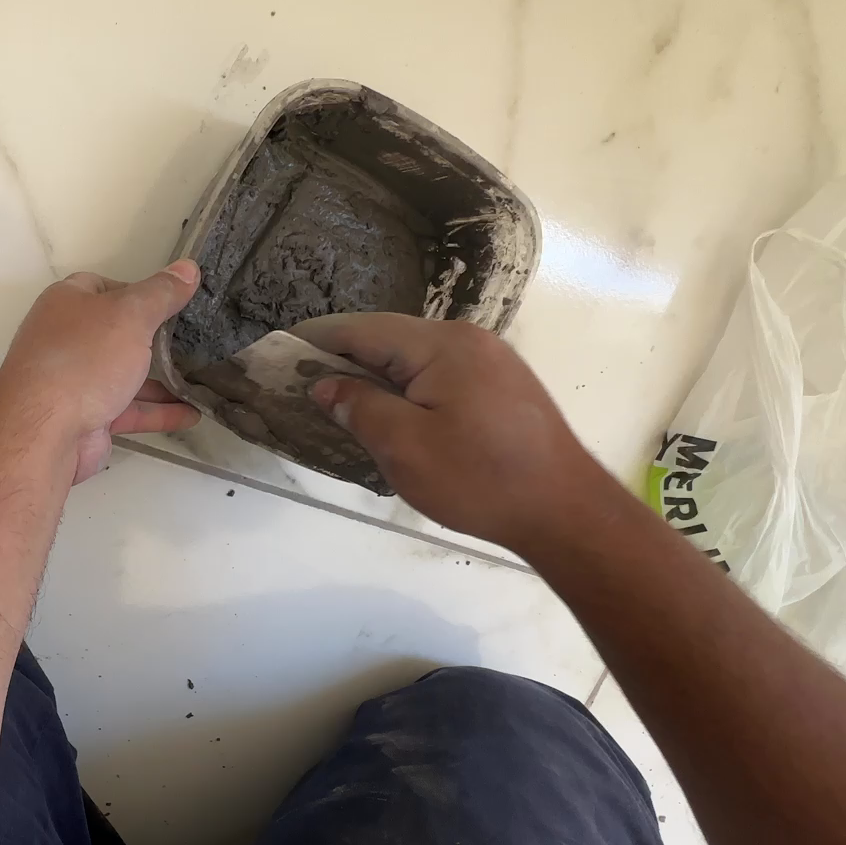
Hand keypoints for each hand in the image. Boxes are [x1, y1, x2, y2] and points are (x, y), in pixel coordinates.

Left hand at [0, 260, 202, 483]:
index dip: (136, 290)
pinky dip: (157, 412)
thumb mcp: (130, 316)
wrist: (45, 432)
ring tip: (199, 379)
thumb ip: (161, 294)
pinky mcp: (85, 417)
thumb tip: (188, 268)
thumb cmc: (84, 359)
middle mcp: (65, 340)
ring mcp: (73, 381)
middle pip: (114, 333)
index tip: (170, 300)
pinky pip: (126, 410)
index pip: (102, 286)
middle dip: (151, 338)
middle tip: (191, 339)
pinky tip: (190, 414)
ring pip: (123, 375)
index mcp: (66, 303)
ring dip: (161, 380)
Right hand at [297, 313, 610, 553]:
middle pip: (386, 338)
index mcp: (441, 345)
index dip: (316, 341)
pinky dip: (401, 386)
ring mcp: (488, 360)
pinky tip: (386, 411)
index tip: (278, 356)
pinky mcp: (499, 385)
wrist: (567, 514)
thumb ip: (359, 407)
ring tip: (335, 400)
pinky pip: (434, 373)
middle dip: (341, 358)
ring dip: (371, 374)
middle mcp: (467, 339)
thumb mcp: (404, 446)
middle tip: (301, 385)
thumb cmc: (479, 479)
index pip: (362, 330)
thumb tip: (324, 385)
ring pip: (411, 357)